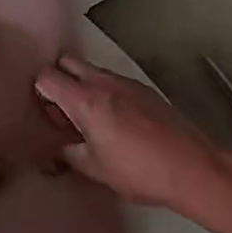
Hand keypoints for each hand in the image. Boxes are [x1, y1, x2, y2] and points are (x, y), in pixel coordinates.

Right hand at [33, 56, 231, 209]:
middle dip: (58, 79)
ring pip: (92, 70)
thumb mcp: (95, 169)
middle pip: (67, 61)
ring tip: (90, 121)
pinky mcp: (145, 89)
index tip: (44, 112)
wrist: (192, 167)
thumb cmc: (140, 171)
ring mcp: (127, 82)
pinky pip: (114, 81)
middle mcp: (104, 82)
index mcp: (86, 100)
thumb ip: (68, 154)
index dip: (38, 91)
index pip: (46, 76)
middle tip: (61, 110)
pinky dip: (105, 93)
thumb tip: (57, 150)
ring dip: (83, 86)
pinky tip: (116, 123)